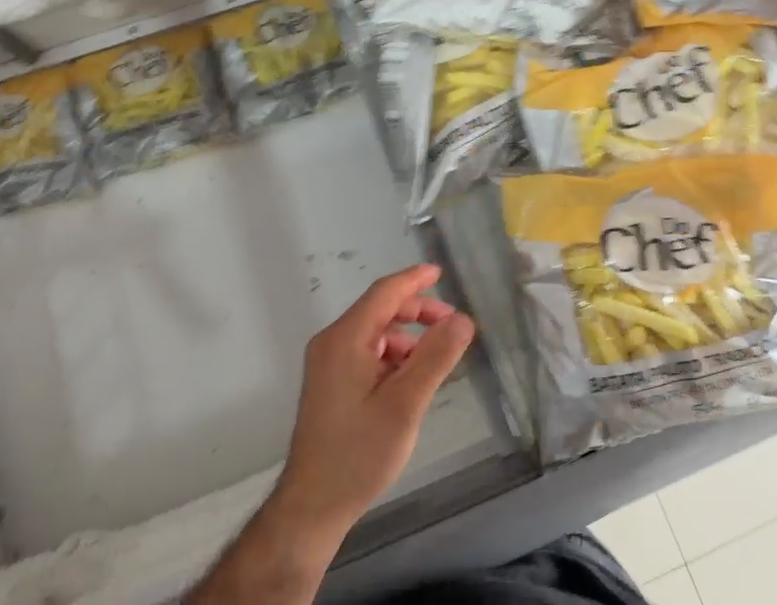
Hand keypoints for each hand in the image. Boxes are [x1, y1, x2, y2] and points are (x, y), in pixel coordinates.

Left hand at [275, 264, 475, 533]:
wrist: (314, 503)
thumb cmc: (359, 453)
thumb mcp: (405, 404)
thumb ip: (435, 358)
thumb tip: (462, 319)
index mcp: (344, 340)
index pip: (383, 294)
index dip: (413, 280)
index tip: (440, 272)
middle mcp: (331, 344)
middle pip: (378, 311)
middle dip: (416, 311)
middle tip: (452, 324)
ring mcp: (327, 366)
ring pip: (373, 335)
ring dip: (406, 338)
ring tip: (436, 359)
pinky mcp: (330, 386)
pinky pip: (365, 355)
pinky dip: (392, 357)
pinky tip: (411, 380)